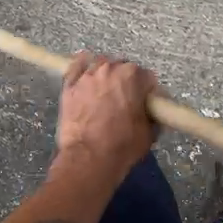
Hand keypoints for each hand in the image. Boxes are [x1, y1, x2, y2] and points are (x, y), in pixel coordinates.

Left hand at [54, 52, 158, 181]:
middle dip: (127, 82)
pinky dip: (83, 67)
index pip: (147, 78)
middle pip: (123, 68)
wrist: (88, 158)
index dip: (148, 92)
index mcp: (133, 76)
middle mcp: (110, 68)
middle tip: (126, 100)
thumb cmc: (123, 146)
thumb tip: (152, 112)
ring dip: (106, 75)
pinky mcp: (70, 84)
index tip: (146, 104)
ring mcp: (88, 74)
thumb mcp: (149, 132)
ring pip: (101, 65)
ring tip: (105, 91)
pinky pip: (77, 66)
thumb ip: (152, 114)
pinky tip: (86, 76)